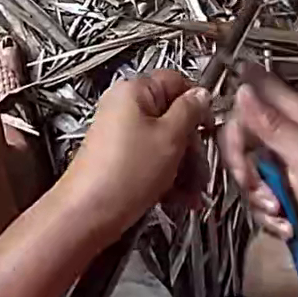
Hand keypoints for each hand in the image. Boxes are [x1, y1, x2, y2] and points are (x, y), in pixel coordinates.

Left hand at [59, 71, 211, 239]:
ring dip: (183, 167)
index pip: (176, 82)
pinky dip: (166, 176)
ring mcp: (120, 132)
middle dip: (192, 147)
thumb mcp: (170, 137)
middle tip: (201, 171)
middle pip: (172, 116)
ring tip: (192, 194)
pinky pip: (151, 158)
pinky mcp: (118, 157)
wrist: (87, 214)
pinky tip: (179, 199)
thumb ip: (190, 112)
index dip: (198, 104)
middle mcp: (125, 106)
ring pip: (164, 141)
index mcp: (135, 90)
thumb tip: (201, 94)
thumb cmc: (124, 173)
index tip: (210, 127)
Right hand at [220, 68, 297, 290]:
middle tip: (249, 178)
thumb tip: (241, 89)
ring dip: (253, 189)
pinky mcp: (279, 195)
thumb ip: (273, 125)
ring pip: (245, 162)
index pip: (261, 87)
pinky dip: (263, 210)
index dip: (241, 93)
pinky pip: (253, 193)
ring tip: (275, 208)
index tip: (226, 115)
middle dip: (240, 156)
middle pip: (243, 128)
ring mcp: (283, 166)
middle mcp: (289, 135)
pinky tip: (282, 223)